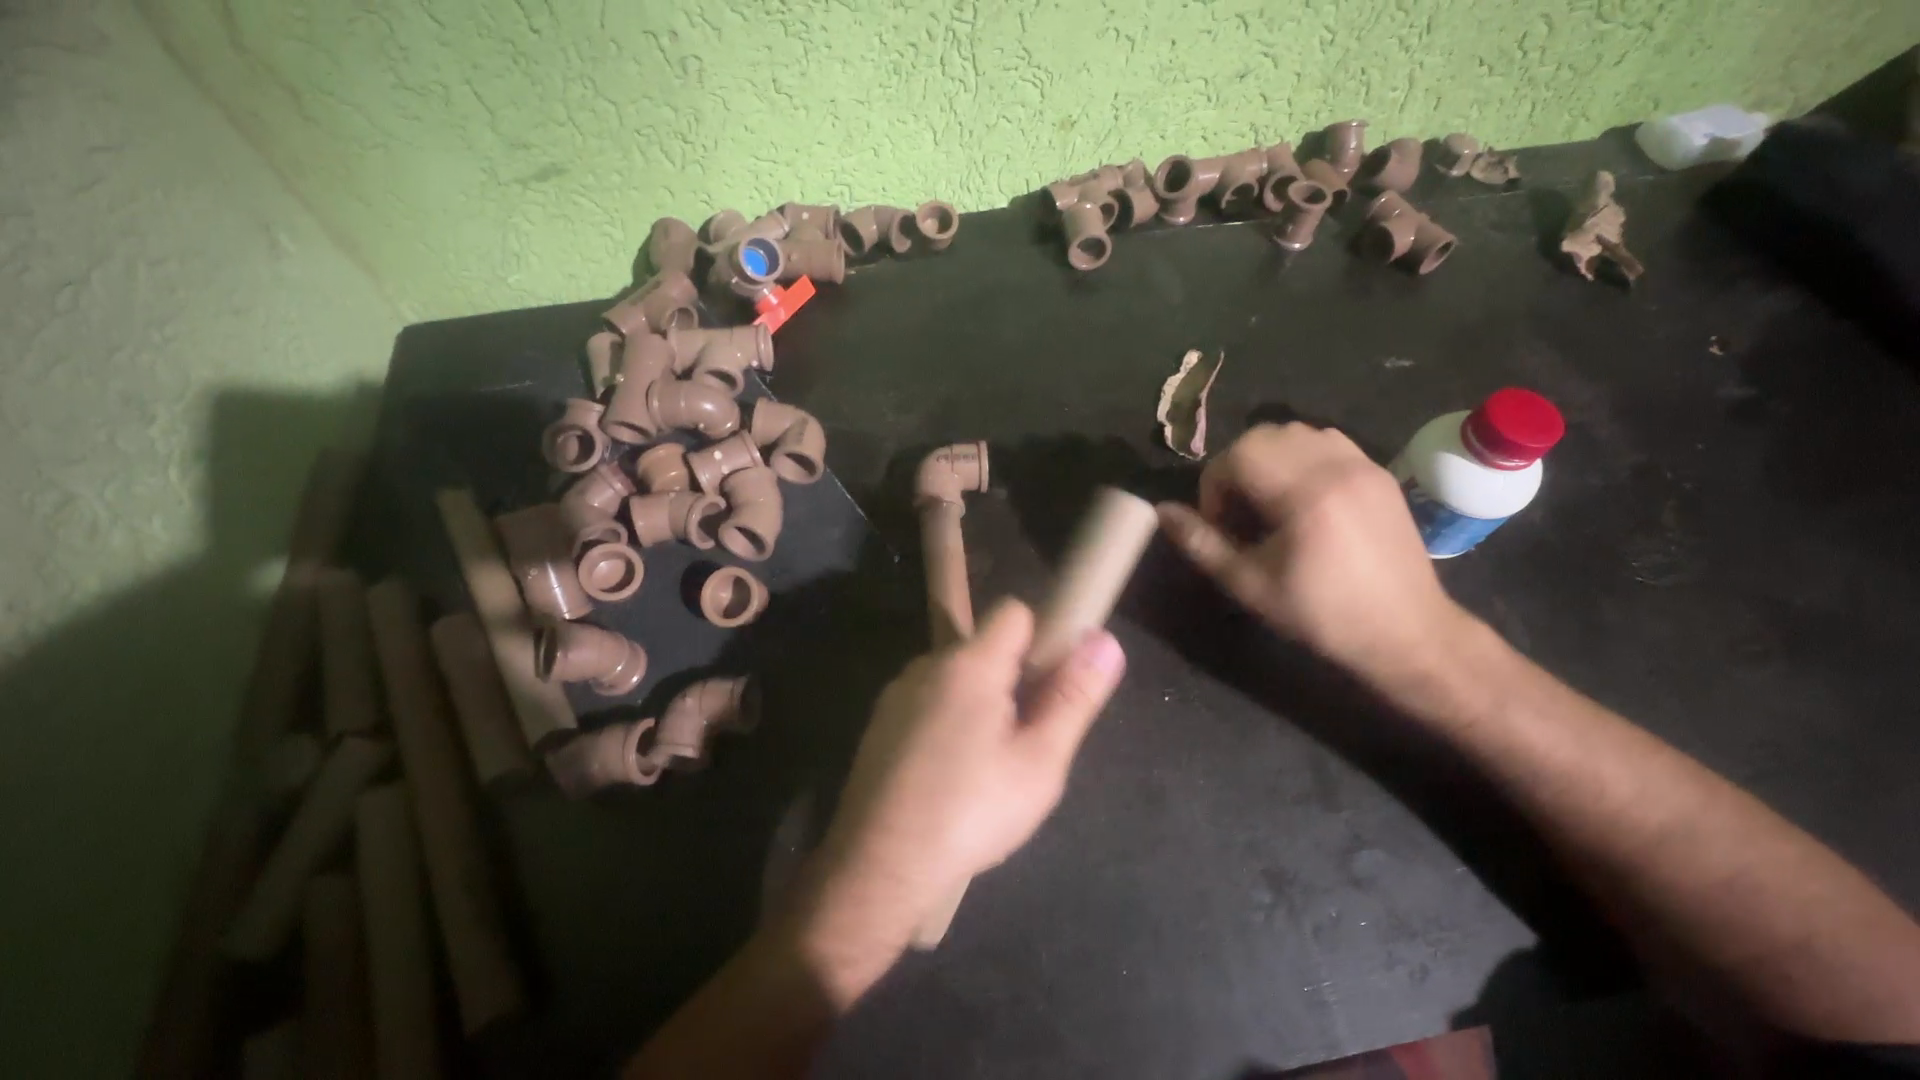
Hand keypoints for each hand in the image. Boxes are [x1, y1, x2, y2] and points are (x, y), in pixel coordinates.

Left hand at [807, 600, 1124, 945]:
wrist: (880, 864)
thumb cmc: (972, 812)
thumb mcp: (1040, 762)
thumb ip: (1073, 697)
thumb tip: (1106, 640)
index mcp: (970, 665)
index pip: (1013, 612)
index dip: (1041, 638)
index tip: (1051, 685)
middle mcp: (928, 666)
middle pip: (984, 647)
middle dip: (1012, 678)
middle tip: (1026, 739)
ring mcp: (897, 695)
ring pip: (955, 678)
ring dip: (978, 703)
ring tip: (989, 765)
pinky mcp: (879, 725)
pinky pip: (928, 703)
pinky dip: (947, 723)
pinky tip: (951, 775)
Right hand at [1157, 423, 1471, 681]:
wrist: (1406, 631)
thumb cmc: (1322, 616)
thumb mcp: (1250, 585)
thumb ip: (1202, 544)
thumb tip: (1162, 511)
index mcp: (1305, 494)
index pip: (1239, 454)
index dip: (1215, 486)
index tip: (1221, 526)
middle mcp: (1337, 466)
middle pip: (1265, 436)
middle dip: (1238, 468)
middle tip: (1240, 515)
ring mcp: (1363, 465)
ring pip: (1297, 434)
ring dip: (1270, 459)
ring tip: (1270, 504)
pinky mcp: (1380, 473)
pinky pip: (1329, 443)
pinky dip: (1303, 459)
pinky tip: (1303, 499)